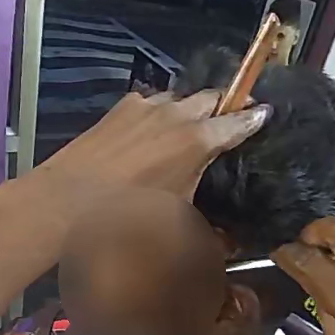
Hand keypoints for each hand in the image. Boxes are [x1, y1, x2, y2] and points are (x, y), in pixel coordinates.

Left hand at [30, 89, 269, 204]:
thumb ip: (204, 217)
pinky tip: (148, 136)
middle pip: (211, 98)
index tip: (265, 115)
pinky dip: (157, 116)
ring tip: (185, 131)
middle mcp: (176, 114)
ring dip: (187, 111)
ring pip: (179, 99)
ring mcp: (146, 106)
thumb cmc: (126, 215)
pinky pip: (150, 105)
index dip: (255, 118)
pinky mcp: (120, 109)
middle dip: (223, 107)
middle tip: (226, 123)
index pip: (240, 121)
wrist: (68, 199)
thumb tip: (222, 236)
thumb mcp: (175, 219)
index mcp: (198, 139)